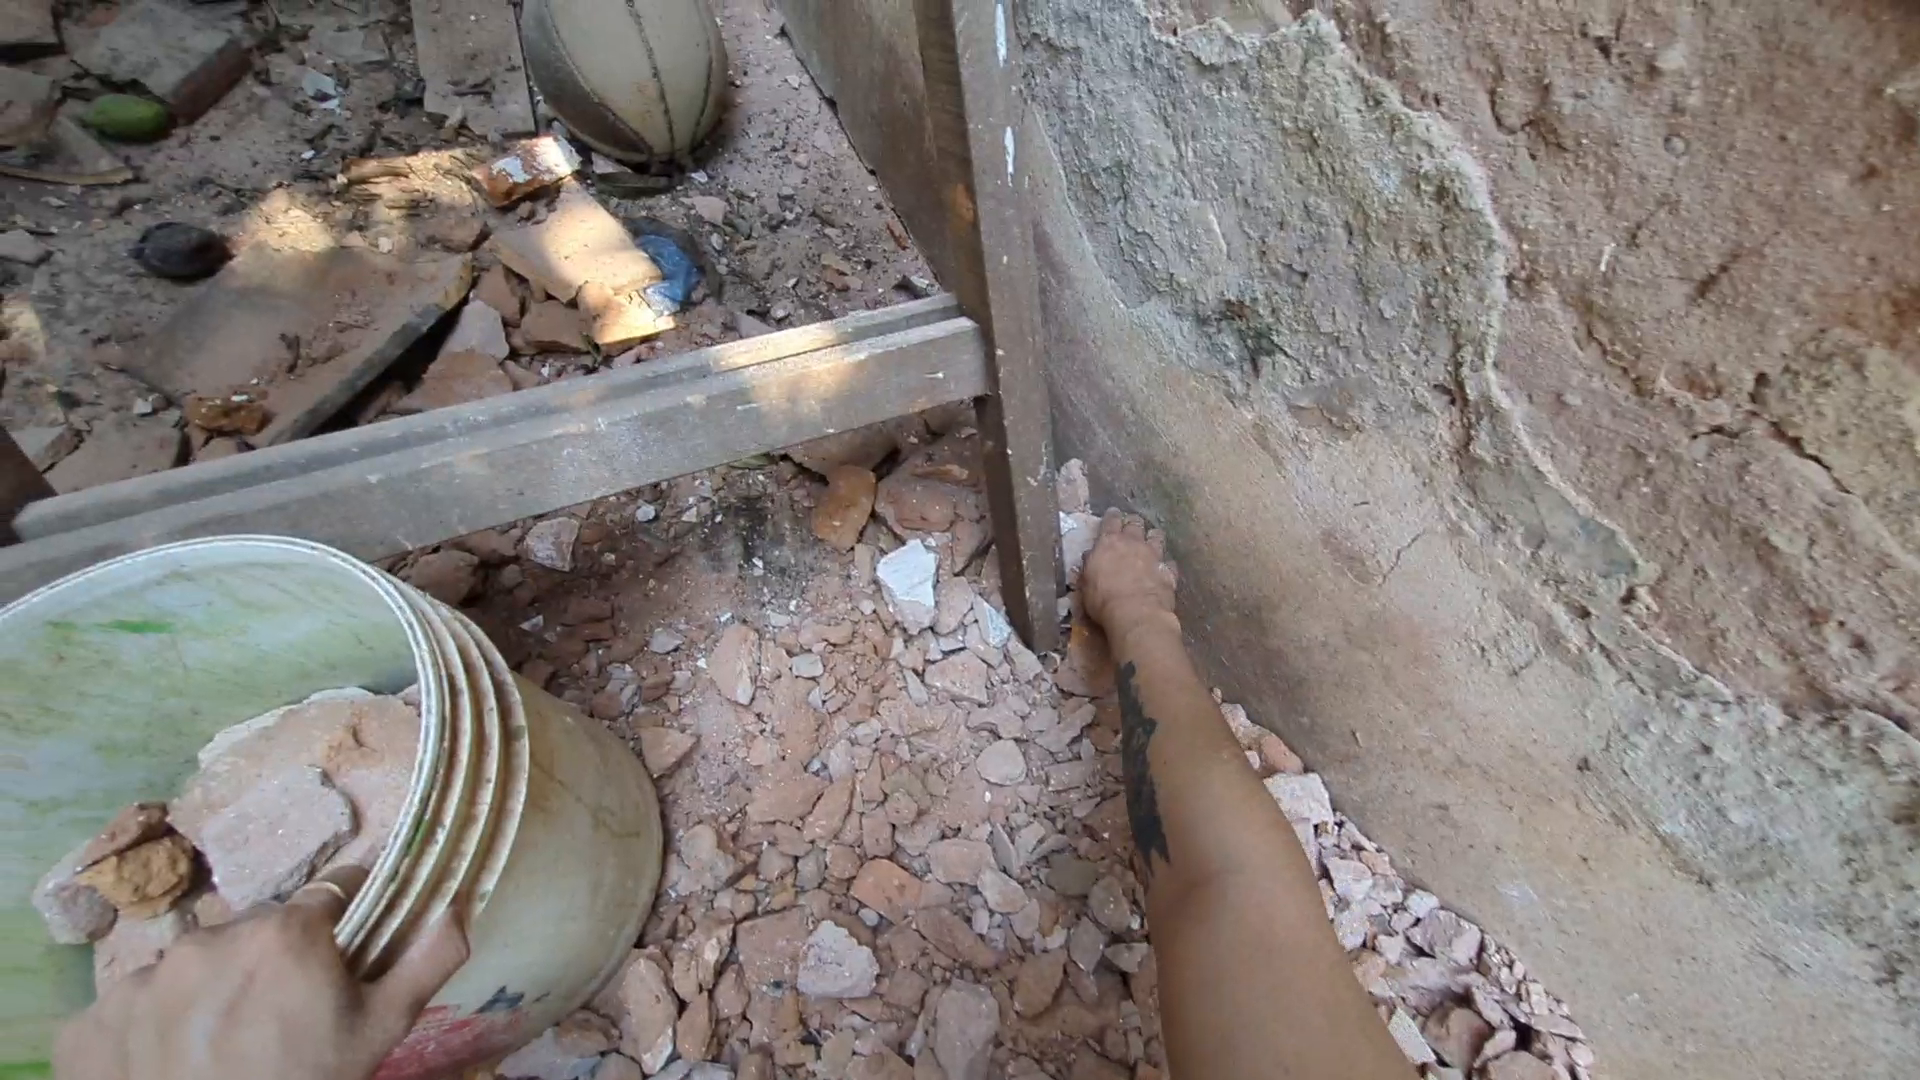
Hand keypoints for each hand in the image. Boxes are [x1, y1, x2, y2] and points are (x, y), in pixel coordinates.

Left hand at [54, 866, 467, 1079]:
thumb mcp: (384, 1025)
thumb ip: (432, 956)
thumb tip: (460, 902)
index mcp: (285, 931)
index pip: (333, 890)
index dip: (347, 918)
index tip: (346, 952)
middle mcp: (210, 939)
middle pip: (264, 924)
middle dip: (280, 952)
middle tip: (288, 1005)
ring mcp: (139, 981)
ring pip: (201, 958)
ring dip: (219, 981)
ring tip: (227, 1033)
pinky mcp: (86, 1024)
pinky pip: (139, 999)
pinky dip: (158, 1017)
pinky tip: (173, 1054)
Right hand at [1079, 509, 1178, 640]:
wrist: (1135, 614)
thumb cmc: (1103, 599)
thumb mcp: (1086, 583)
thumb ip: (1089, 566)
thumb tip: (1090, 556)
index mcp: (1109, 543)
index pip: (1110, 521)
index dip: (1111, 516)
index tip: (1113, 514)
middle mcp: (1133, 543)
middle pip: (1135, 524)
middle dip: (1133, 523)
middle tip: (1131, 526)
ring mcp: (1154, 555)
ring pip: (1157, 536)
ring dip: (1153, 537)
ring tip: (1151, 541)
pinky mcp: (1168, 571)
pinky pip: (1169, 562)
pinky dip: (1165, 563)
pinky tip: (1163, 568)